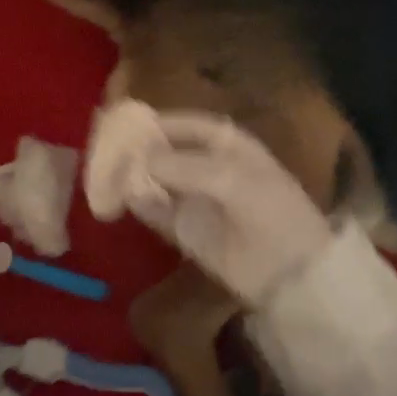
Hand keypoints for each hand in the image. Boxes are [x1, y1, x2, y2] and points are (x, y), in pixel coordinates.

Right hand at [89, 104, 331, 303]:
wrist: (292, 272)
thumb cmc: (272, 212)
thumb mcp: (232, 180)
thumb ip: (186, 167)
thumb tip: (142, 159)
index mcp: (231, 146)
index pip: (190, 126)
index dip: (162, 123)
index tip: (128, 123)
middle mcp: (211, 167)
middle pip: (168, 152)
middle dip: (141, 150)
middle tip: (105, 151)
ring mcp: (198, 200)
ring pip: (158, 182)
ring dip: (135, 178)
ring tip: (105, 176)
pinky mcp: (187, 232)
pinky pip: (159, 213)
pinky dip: (142, 206)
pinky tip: (124, 200)